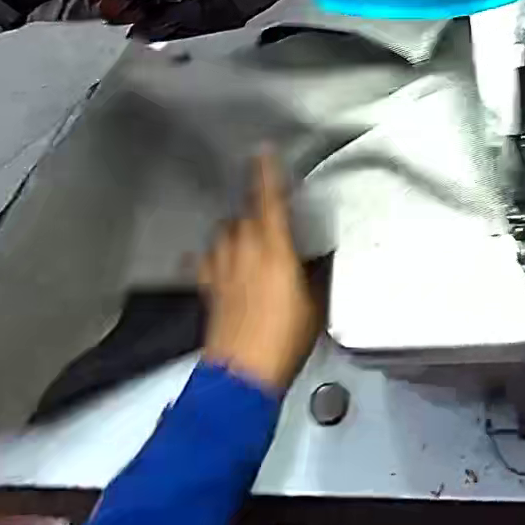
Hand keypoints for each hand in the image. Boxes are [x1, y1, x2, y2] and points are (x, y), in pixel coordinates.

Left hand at [197, 149, 316, 393]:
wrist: (244, 373)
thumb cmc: (288, 335)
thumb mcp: (315, 301)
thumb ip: (314, 273)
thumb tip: (318, 257)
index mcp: (273, 249)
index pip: (269, 202)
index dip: (266, 175)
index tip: (263, 151)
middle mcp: (243, 252)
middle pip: (242, 216)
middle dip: (255, 209)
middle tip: (272, 215)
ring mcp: (221, 270)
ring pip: (222, 233)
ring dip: (235, 229)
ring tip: (248, 236)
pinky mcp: (208, 290)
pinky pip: (206, 261)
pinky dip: (213, 255)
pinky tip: (218, 259)